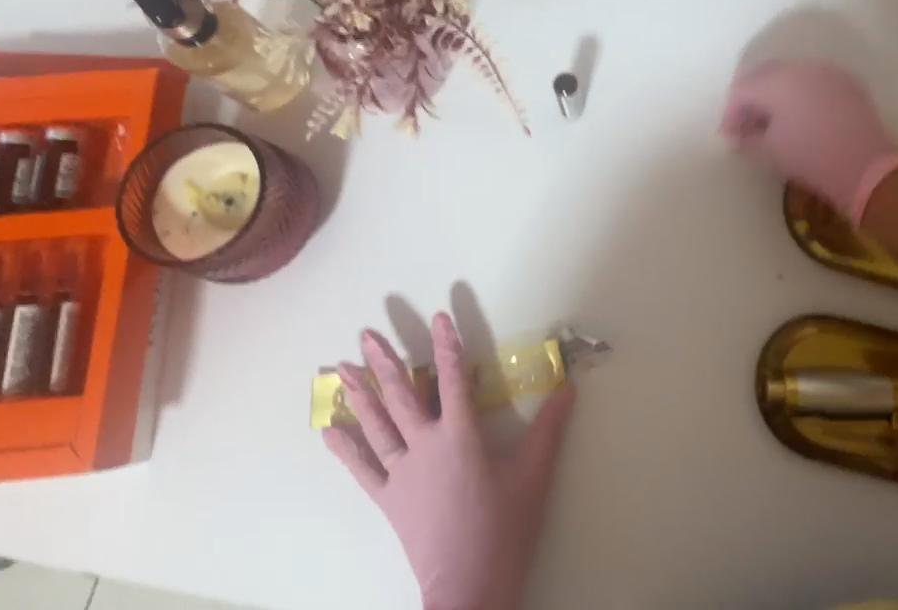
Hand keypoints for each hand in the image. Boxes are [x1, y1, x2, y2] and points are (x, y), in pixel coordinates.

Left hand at [324, 315, 578, 609]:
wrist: (470, 584)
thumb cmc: (504, 527)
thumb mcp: (534, 475)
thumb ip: (550, 428)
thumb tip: (569, 388)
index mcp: (460, 435)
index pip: (453, 378)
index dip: (447, 344)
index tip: (439, 315)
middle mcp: (425, 446)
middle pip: (401, 395)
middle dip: (384, 362)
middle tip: (366, 335)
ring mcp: (401, 473)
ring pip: (376, 424)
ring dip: (359, 394)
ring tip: (341, 368)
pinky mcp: (388, 499)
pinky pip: (361, 468)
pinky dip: (344, 448)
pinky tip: (328, 429)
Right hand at [720, 59, 897, 223]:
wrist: (866, 166)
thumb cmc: (810, 158)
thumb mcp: (770, 150)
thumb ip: (747, 137)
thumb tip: (739, 135)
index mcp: (776, 82)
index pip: (741, 90)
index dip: (730, 113)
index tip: (729, 137)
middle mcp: (800, 67)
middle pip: (764, 76)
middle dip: (752, 99)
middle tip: (747, 126)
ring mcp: (826, 71)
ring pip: (790, 75)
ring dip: (776, 94)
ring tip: (774, 122)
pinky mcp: (846, 81)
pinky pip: (814, 81)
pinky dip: (801, 94)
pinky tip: (802, 117)